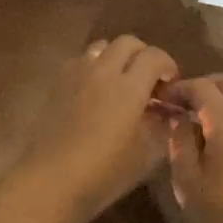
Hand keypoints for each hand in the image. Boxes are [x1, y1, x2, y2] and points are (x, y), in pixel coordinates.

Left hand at [19, 36, 178, 217]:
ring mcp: (77, 73)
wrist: (52, 179)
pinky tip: (95, 91)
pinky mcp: (57, 83)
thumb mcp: (146, 155)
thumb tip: (167, 112)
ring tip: (120, 81)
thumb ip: (161, 127)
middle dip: (143, 55)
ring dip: (116, 57)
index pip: (154, 56)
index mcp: (129, 86)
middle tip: (149, 79)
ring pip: (101, 47)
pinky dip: (94, 66)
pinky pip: (80, 60)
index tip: (170, 84)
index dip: (167, 64)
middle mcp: (103, 70)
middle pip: (127, 42)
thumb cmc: (105, 172)